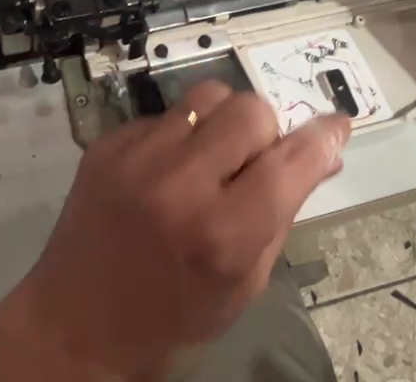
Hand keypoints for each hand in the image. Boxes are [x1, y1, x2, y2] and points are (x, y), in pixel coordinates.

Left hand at [0, 82, 349, 378]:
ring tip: (213, 153)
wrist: (78, 319)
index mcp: (221, 234)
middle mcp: (179, 184)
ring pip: (207, 94)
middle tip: (253, 159)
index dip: (321, 139)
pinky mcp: (108, 142)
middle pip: (249, 110)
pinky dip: (180, 134)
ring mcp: (136, 156)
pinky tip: (168, 168)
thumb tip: (322, 154)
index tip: (337, 124)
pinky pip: (165, 113)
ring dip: (223, 119)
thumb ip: (282, 214)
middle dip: (265, 130)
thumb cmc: (173, 312)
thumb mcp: (243, 283)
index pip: (288, 163)